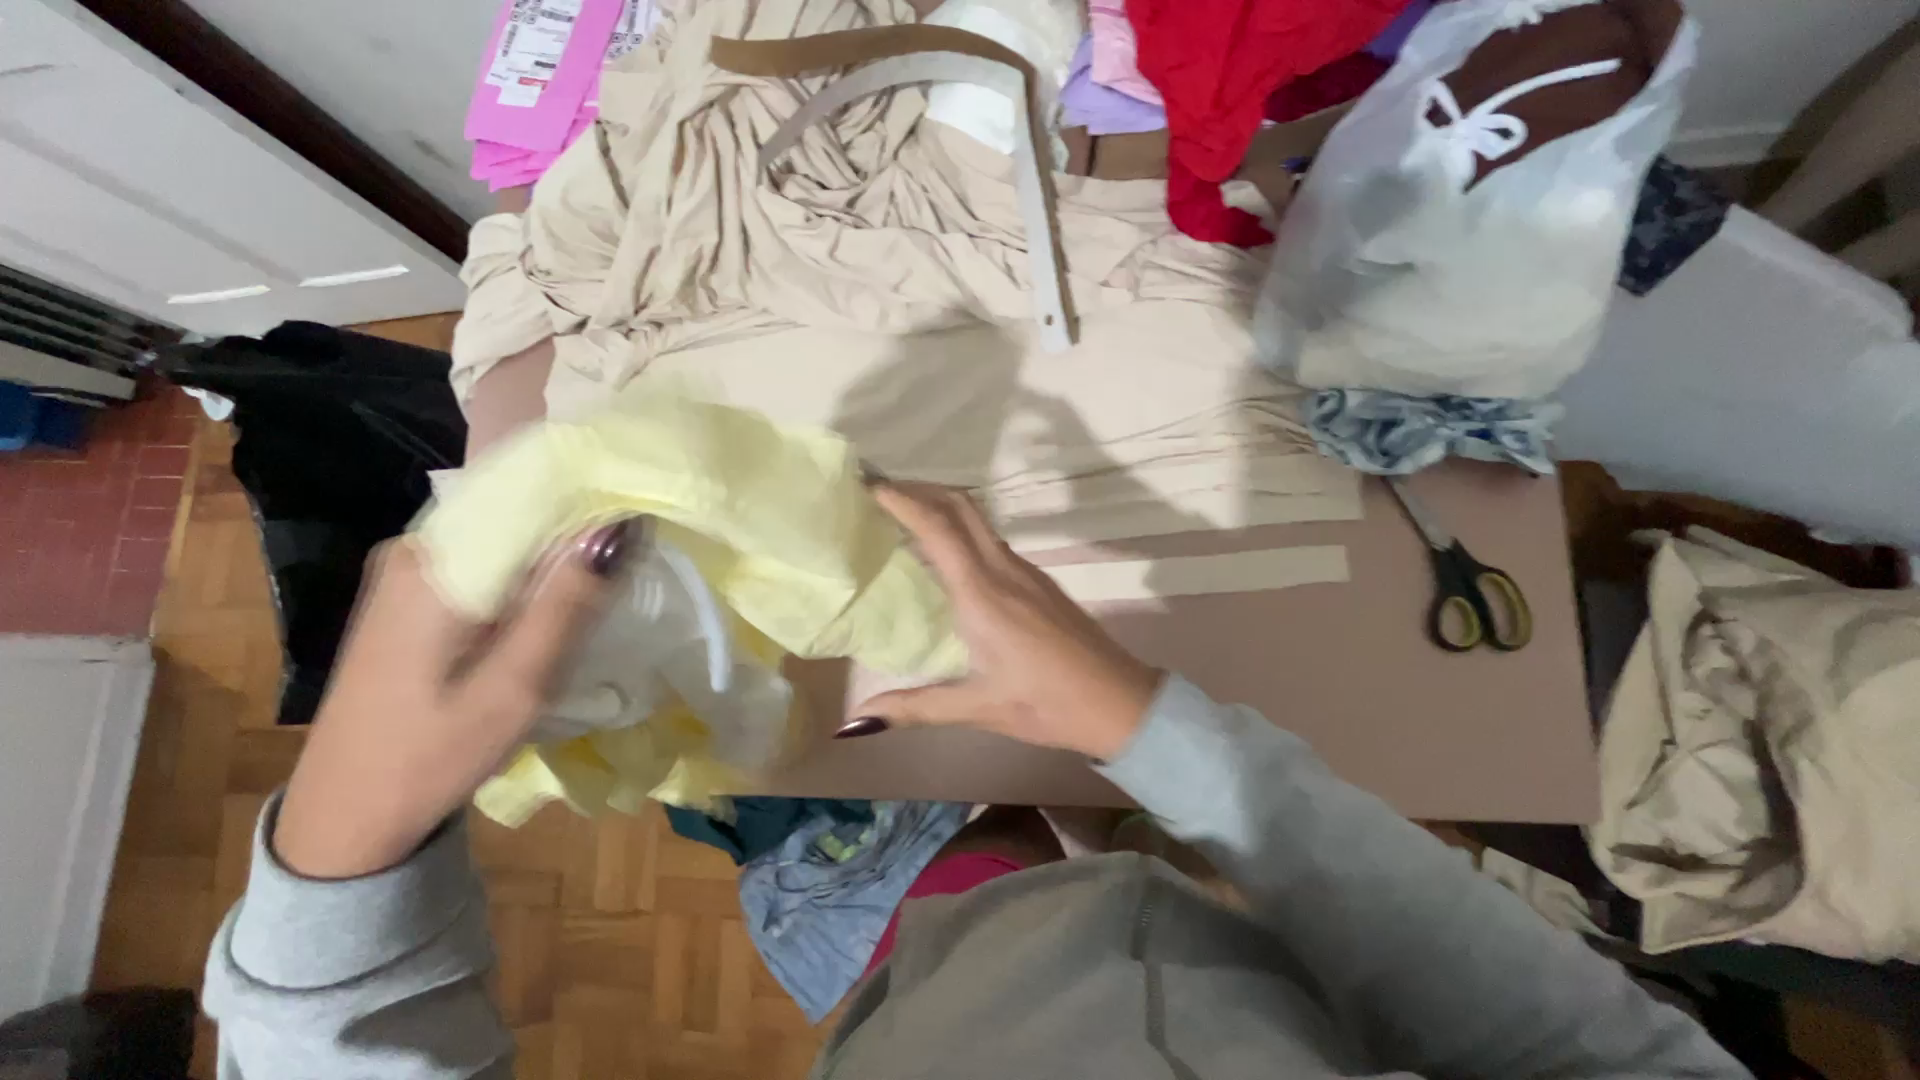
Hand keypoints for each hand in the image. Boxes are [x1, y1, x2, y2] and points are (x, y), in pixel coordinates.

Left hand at [273, 521, 635, 878]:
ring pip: (504, 535)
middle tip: (635, 555)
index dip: (589, 496)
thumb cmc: (433, 756)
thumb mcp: (516, 687)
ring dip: (556, 550)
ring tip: (610, 573)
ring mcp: (407, 572)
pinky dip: (529, 570)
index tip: (642, 517)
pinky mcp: (412, 596)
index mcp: (434, 565)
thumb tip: (617, 527)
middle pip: (514, 510)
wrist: (346, 816)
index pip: (526, 493)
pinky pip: (487, 559)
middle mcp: (415, 550)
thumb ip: (565, 603)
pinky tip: (558, 597)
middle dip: (576, 524)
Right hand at [853, 484, 1161, 759]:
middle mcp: (1004, 571)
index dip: (902, 500)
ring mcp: (1027, 572)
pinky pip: (991, 540)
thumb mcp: (979, 708)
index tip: (869, 484)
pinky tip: (945, 555)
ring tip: (903, 516)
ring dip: (941, 506)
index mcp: (984, 594)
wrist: (1121, 702)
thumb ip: (916, 707)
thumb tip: (857, 721)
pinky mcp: (1039, 582)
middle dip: (920, 488)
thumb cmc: (1048, 705)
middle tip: (879, 491)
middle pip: (961, 506)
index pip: (939, 527)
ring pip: (978, 520)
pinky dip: (960, 530)